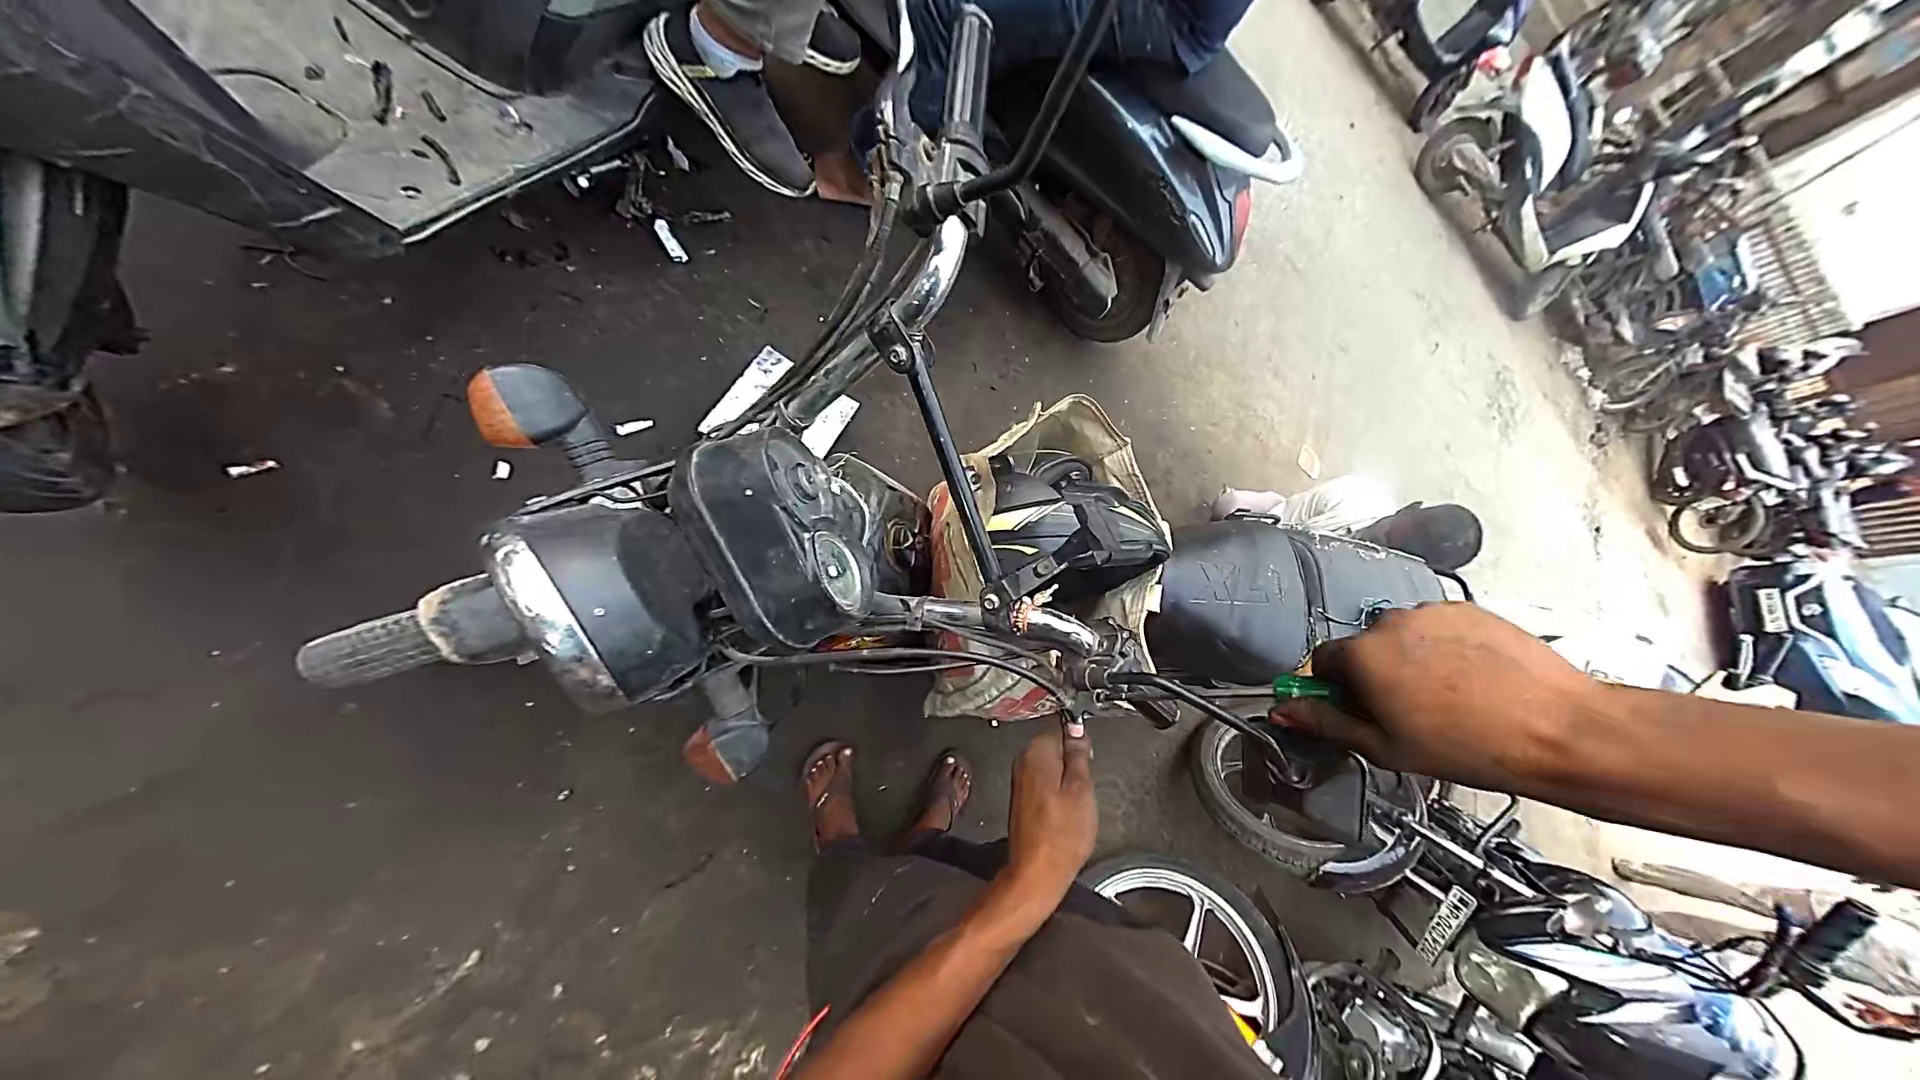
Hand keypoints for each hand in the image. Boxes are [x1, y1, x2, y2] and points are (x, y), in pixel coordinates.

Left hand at [1003, 724, 1096, 902]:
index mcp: (1036, 752)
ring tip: (1075, 804)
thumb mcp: (1082, 789)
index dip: (1079, 744)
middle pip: (1055, 748)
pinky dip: (1057, 793)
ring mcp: (1020, 779)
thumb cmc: (1062, 834)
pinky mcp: (1022, 797)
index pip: (1061, 728)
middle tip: (1083, 788)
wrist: (1037, 872)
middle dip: (1073, 764)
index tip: (1088, 762)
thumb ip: (1079, 754)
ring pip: (1052, 767)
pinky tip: (1064, 813)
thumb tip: (1076, 728)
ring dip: (1066, 780)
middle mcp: (1023, 760)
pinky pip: (1045, 783)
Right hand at [1271, 603, 1601, 791]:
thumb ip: (1325, 722)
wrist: (1563, 732)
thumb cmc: (1476, 745)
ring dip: (1408, 660)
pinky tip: (1468, 681)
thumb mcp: (1384, 747)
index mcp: (1363, 655)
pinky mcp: (1466, 610)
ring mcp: (1430, 613)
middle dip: (1373, 675)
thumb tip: (1286, 710)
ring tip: (1444, 698)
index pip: (1321, 662)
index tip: (1352, 707)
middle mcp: (1390, 623)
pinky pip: (1435, 628)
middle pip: (1361, 648)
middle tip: (1403, 712)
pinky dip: (1443, 649)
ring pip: (1399, 638)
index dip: (1335, 689)